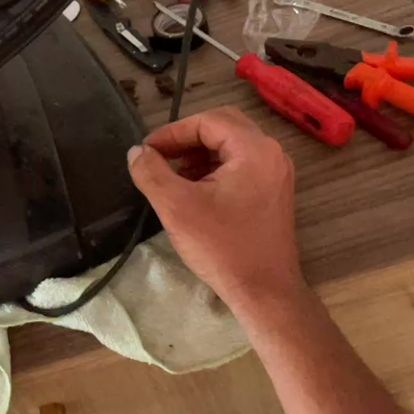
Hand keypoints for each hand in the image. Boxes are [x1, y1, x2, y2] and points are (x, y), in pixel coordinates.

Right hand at [125, 106, 303, 307]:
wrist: (265, 293)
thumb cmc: (222, 247)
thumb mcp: (176, 207)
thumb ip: (151, 172)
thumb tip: (136, 151)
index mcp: (254, 149)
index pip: (207, 121)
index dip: (172, 132)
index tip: (147, 151)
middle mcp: (271, 153)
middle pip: (223, 125)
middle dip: (187, 138)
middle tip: (161, 156)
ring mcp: (276, 172)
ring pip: (232, 144)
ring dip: (200, 152)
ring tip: (174, 175)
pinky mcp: (274, 191)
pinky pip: (241, 163)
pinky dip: (215, 167)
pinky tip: (195, 190)